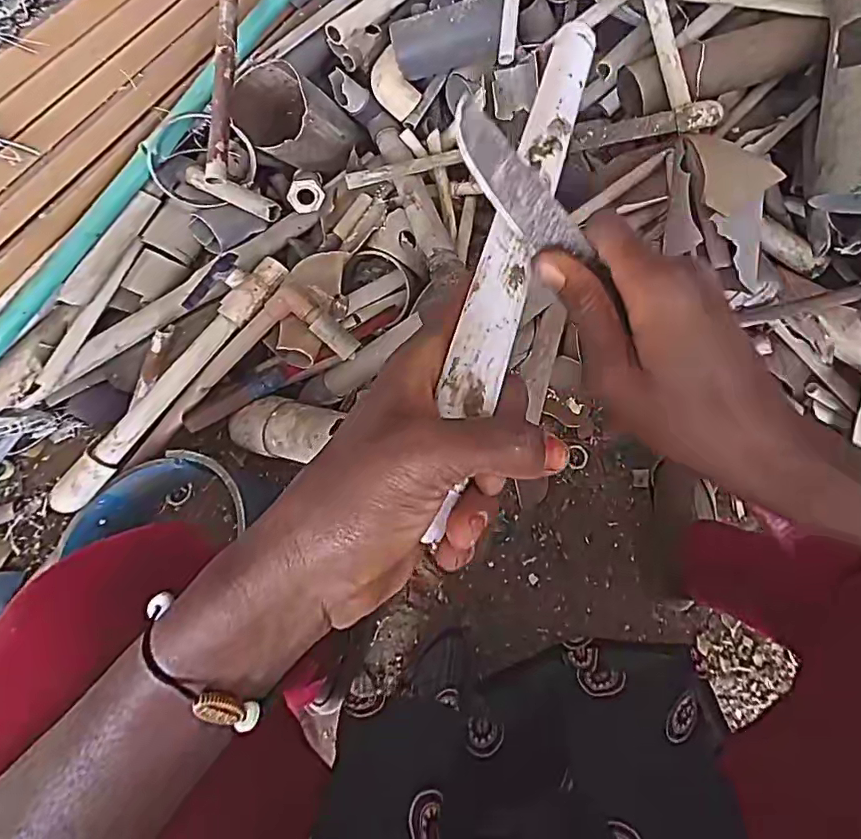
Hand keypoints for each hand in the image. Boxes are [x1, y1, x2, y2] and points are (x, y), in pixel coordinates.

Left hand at [246, 280, 566, 630]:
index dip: (495, 302)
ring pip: (499, 453)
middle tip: (486, 461)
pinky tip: (446, 538)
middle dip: (507, 440)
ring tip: (457, 512)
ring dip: (487, 495)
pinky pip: (483, 497)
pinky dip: (472, 523)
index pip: (463, 318)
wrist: (314, 575)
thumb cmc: (339, 501)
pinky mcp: (438, 494)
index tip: (531, 285)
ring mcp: (435, 453)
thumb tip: (547, 445)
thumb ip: (496, 444)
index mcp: (417, 376)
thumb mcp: (425, 455)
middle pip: (500, 396)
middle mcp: (428, 408)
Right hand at [536, 215, 823, 519]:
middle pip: (617, 250)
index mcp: (656, 283)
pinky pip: (658, 287)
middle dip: (593, 286)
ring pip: (635, 271)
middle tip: (593, 338)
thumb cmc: (691, 420)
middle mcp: (683, 271)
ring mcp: (700, 283)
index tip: (558, 277)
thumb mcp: (615, 373)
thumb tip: (552, 264)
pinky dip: (642, 312)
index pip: (602, 225)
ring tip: (624, 356)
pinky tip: (648, 357)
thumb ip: (584, 309)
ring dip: (618, 304)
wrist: (759, 442)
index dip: (572, 247)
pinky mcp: (708, 297)